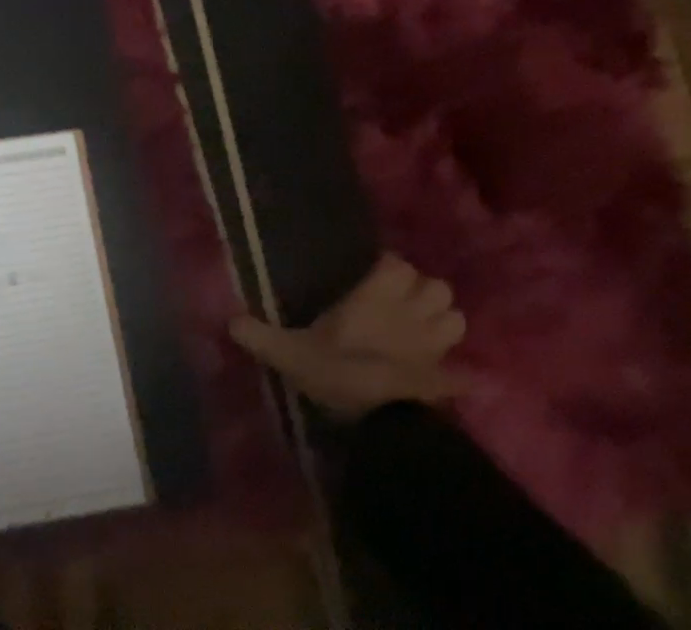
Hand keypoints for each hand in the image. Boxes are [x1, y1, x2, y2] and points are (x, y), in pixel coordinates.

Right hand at [229, 254, 465, 419]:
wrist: (380, 424)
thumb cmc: (334, 374)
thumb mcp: (285, 352)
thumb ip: (257, 333)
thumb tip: (229, 320)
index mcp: (374, 301)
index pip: (397, 266)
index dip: (388, 266)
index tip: (369, 272)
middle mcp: (410, 315)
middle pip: (436, 286)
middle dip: (420, 289)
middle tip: (395, 299)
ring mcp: (434, 346)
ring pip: (455, 317)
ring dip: (440, 318)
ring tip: (417, 326)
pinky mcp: (445, 377)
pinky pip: (461, 366)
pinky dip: (455, 366)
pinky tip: (437, 369)